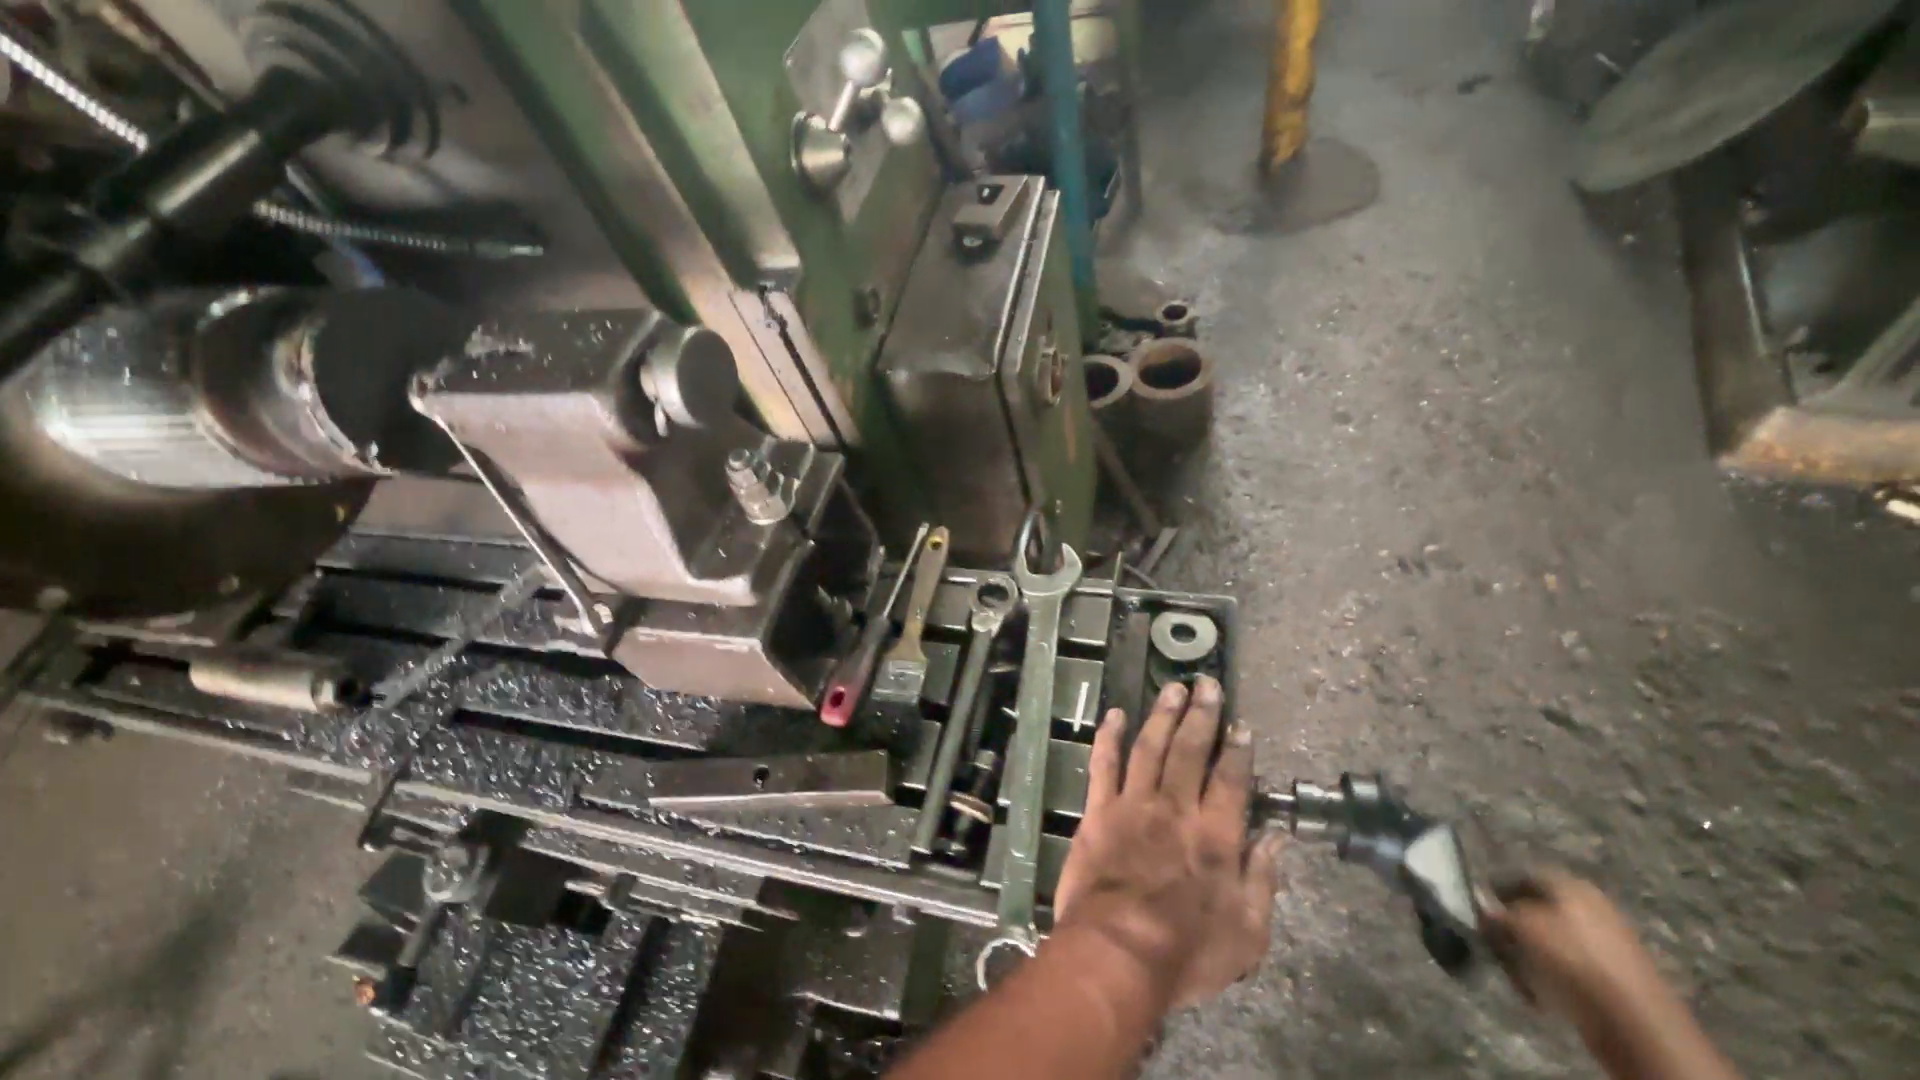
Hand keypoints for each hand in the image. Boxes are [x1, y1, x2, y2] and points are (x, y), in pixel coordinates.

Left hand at [1052, 676, 1282, 1009]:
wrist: (1115, 956)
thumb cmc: (1186, 953)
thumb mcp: (1247, 932)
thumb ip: (1262, 880)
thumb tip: (1276, 838)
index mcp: (1216, 836)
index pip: (1231, 779)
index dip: (1238, 749)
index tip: (1240, 724)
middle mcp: (1176, 809)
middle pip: (1190, 750)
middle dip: (1201, 714)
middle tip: (1207, 684)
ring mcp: (1133, 806)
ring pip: (1150, 748)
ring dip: (1162, 715)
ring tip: (1173, 688)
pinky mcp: (1098, 813)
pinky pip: (1103, 766)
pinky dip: (1109, 737)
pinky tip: (1115, 715)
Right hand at [1483, 871, 1670, 1022]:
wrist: (1633, 1017)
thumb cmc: (1571, 959)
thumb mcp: (1521, 927)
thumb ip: (1497, 914)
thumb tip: (1484, 909)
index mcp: (1570, 883)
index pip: (1521, 876)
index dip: (1495, 891)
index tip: (1476, 911)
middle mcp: (1589, 904)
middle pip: (1536, 908)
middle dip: (1511, 927)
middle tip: (1493, 946)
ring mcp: (1605, 938)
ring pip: (1551, 938)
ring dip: (1528, 954)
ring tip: (1516, 973)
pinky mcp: (1611, 972)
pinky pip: (1568, 964)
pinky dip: (1550, 973)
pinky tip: (1540, 990)